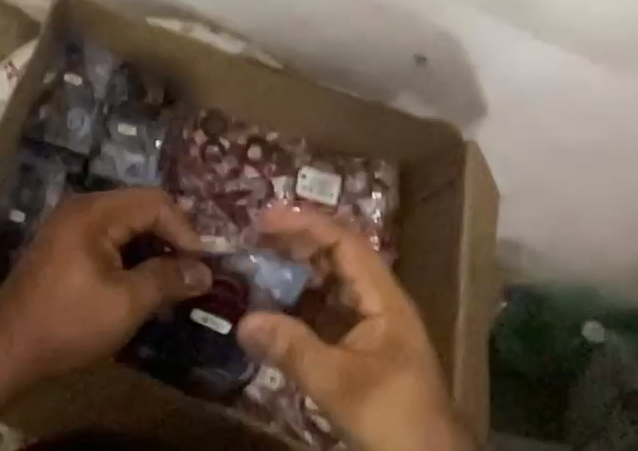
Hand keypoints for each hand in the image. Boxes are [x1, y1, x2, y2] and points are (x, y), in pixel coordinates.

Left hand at [0, 188, 211, 381]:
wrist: (9, 343)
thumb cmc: (70, 320)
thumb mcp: (126, 303)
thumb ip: (167, 279)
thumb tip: (204, 272)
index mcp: (96, 211)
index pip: (155, 202)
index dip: (185, 231)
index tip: (202, 268)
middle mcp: (82, 207)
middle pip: (140, 206)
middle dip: (171, 236)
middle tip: (193, 272)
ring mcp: (70, 224)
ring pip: (125, 222)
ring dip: (152, 246)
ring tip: (174, 279)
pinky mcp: (65, 244)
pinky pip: (108, 236)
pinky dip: (130, 253)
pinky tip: (142, 281)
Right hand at [237, 206, 472, 450]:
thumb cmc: (394, 417)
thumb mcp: (340, 383)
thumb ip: (292, 349)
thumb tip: (243, 321)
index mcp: (383, 299)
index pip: (343, 242)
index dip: (304, 224)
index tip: (263, 219)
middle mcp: (378, 305)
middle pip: (334, 259)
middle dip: (294, 246)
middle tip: (252, 241)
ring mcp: (370, 329)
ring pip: (327, 289)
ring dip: (293, 279)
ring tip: (253, 272)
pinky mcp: (360, 354)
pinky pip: (324, 317)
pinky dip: (297, 310)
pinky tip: (270, 316)